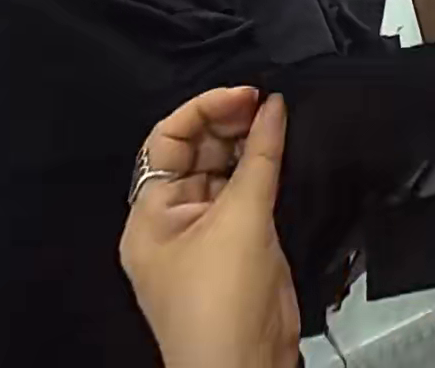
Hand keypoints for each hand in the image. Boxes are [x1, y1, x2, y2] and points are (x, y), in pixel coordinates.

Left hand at [120, 88, 295, 367]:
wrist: (246, 364)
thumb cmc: (223, 293)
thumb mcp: (242, 217)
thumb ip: (261, 153)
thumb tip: (275, 102)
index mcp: (152, 214)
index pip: (168, 141)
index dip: (204, 109)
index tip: (247, 94)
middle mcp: (175, 215)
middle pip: (197, 149)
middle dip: (229, 121)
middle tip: (268, 101)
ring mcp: (209, 224)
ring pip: (225, 163)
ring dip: (249, 137)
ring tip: (278, 113)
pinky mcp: (240, 232)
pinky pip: (247, 182)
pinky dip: (263, 159)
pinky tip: (282, 138)